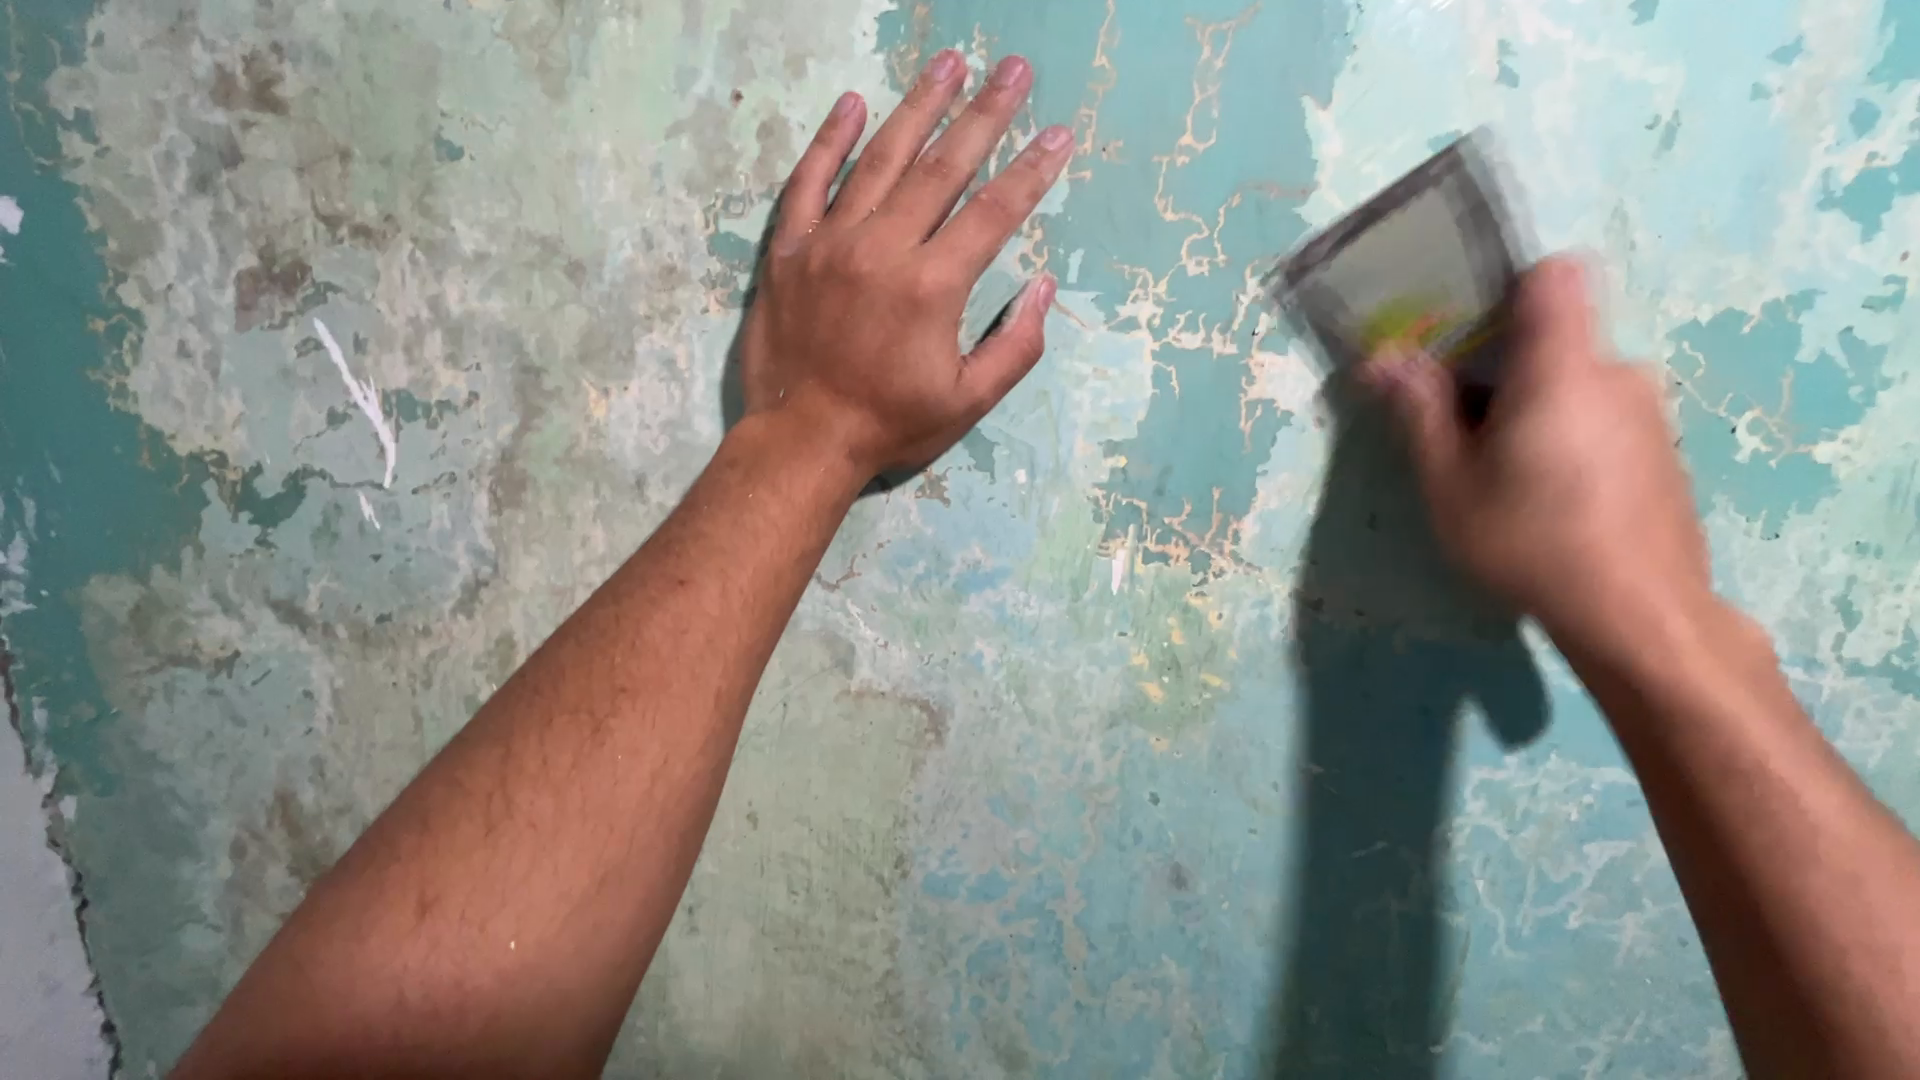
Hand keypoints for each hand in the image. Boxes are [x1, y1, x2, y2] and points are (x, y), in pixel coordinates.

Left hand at [736, 51, 1071, 477]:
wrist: (802, 440)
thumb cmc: (890, 425)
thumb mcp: (968, 403)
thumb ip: (1014, 346)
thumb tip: (1041, 286)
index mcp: (933, 286)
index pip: (994, 212)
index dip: (1031, 170)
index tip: (1058, 133)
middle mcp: (884, 248)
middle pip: (942, 168)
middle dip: (984, 115)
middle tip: (1012, 69)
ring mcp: (830, 243)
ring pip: (880, 160)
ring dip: (918, 108)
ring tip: (948, 63)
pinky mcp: (789, 250)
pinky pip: (809, 182)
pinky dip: (830, 141)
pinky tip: (852, 104)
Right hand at [1366, 258, 1715, 654]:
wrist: (1638, 611)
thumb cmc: (1527, 541)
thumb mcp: (1448, 482)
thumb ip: (1419, 411)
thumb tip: (1383, 358)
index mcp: (1560, 369)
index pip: (1552, 275)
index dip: (1504, 288)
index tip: (1461, 335)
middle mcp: (1614, 371)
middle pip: (1547, 335)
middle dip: (1494, 368)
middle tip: (1455, 429)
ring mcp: (1645, 407)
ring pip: (1568, 377)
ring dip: (1524, 404)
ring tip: (1495, 472)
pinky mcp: (1657, 442)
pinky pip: (1594, 408)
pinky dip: (1558, 428)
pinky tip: (1541, 492)